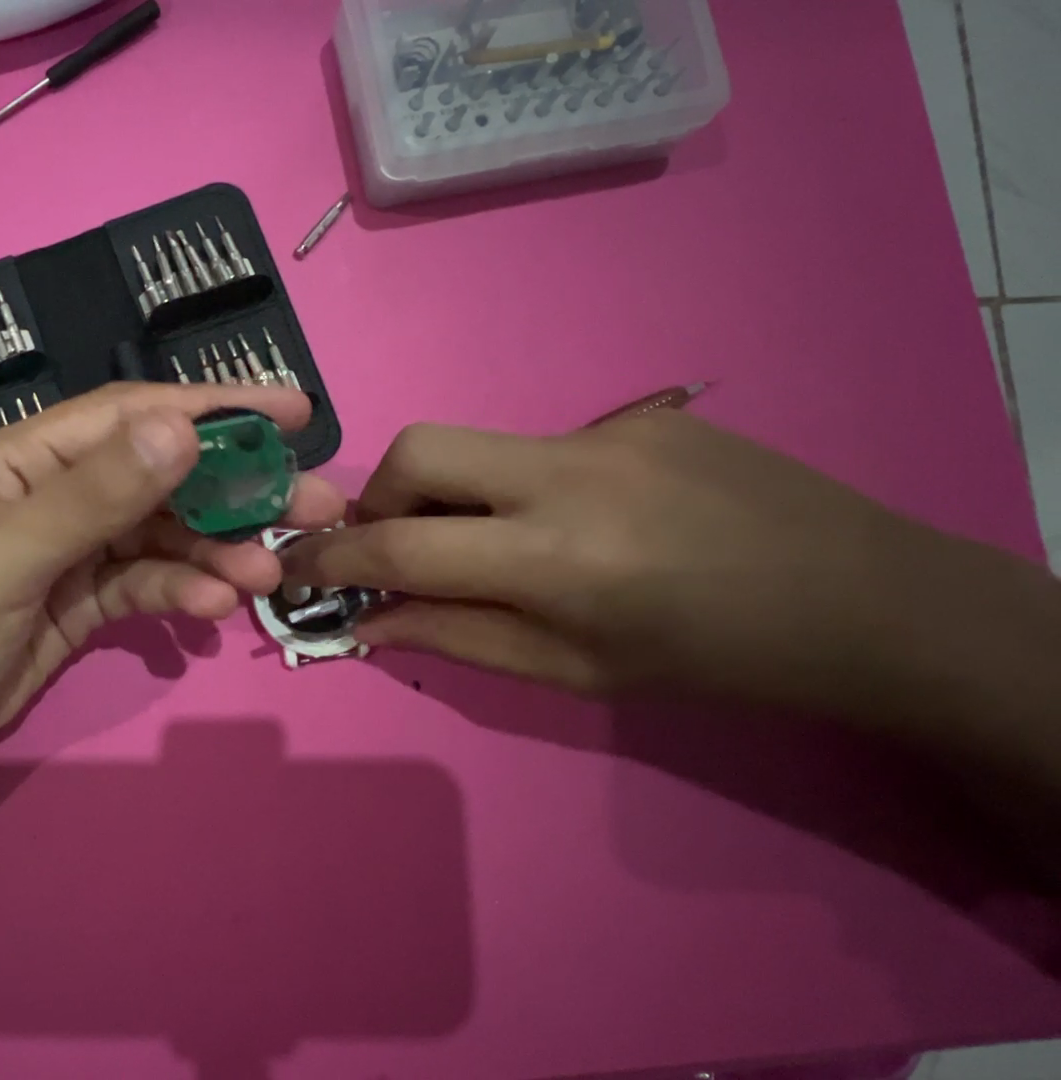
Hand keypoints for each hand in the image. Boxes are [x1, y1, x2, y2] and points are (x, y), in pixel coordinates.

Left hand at [0, 383, 346, 794]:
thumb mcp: (7, 558)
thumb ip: (94, 495)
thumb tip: (182, 428)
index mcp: (23, 459)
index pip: (129, 415)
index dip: (211, 408)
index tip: (291, 414)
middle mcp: (53, 493)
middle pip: (160, 474)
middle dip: (234, 488)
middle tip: (311, 504)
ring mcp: (72, 549)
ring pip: (161, 532)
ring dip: (215, 549)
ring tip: (265, 576)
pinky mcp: (84, 600)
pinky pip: (146, 582)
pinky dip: (181, 589)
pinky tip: (212, 607)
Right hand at [281, 412, 1036, 711]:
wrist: (869, 604)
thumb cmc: (713, 665)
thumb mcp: (572, 673)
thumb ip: (456, 639)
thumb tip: (367, 621)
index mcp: (555, 560)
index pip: (399, 548)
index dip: (330, 558)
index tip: (292, 567)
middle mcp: (569, 475)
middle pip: (417, 450)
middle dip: (378, 499)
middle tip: (394, 547)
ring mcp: (607, 431)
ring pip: (474, 443)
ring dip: (446, 492)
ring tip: (487, 542)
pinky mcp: (639, 414)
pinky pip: (539, 446)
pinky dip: (520, 488)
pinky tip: (582, 524)